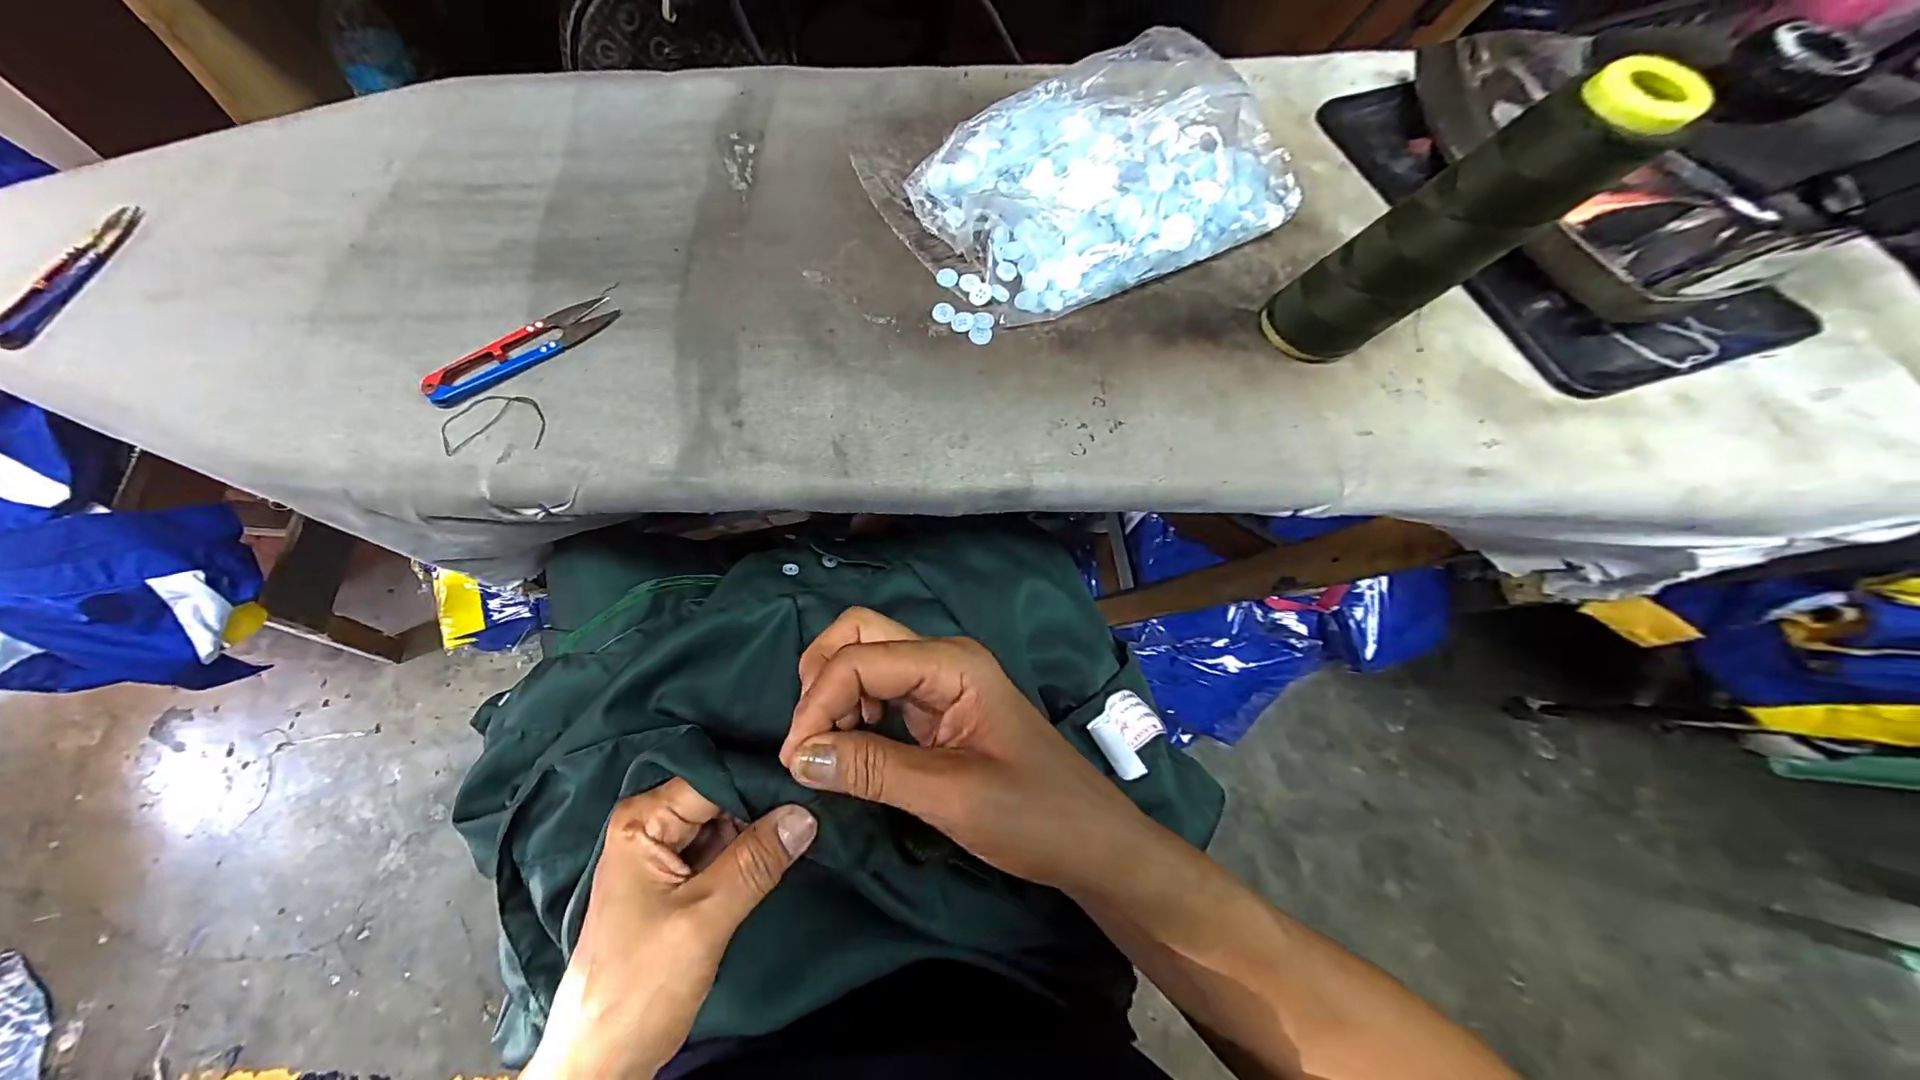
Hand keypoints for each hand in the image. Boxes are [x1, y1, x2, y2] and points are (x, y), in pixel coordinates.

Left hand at [521, 778, 815, 1079]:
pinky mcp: (678, 879)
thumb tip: (808, 812)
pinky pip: (724, 849)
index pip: (714, 778)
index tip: (811, 781)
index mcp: (642, 821)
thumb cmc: (639, 989)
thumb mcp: (703, 921)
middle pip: (722, 797)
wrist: (602, 1063)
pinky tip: (789, 845)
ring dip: (764, 827)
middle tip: (820, 802)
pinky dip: (753, 850)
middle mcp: (650, 825)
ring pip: (728, 822)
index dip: (761, 780)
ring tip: (815, 818)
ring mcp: (664, 853)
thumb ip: (756, 862)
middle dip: (766, 803)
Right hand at [778, 607, 1150, 891]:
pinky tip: (851, 752)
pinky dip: (852, 714)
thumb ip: (872, 769)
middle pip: (858, 636)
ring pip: (865, 661)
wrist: (1090, 841)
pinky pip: (880, 693)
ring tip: (827, 754)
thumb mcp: (950, 795)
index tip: (797, 760)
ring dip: (833, 698)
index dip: (818, 703)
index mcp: (953, 663)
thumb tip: (798, 755)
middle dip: (821, 680)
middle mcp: (943, 659)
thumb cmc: (1034, 816)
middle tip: (809, 743)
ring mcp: (942, 682)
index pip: (859, 657)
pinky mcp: (938, 709)